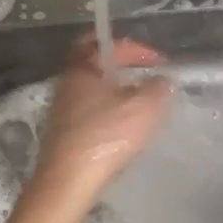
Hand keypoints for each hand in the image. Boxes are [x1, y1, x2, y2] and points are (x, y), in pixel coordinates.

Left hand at [34, 37, 172, 197]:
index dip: (134, 47)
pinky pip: (89, 113)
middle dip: (122, 68)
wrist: (67, 182)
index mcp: (81, 68)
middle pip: (93, 64)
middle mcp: (66, 84)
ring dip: (116, 92)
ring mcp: (61, 111)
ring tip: (140, 105)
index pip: (103, 41)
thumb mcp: (144, 107)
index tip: (158, 61)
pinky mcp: (63, 134)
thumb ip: (158, 88)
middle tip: (146, 77)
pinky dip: (109, 113)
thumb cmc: (105, 136)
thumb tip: (162, 81)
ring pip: (91, 90)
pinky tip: (124, 129)